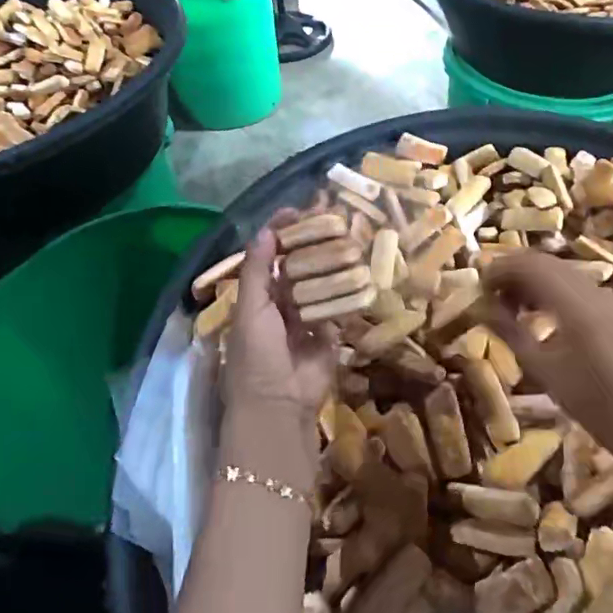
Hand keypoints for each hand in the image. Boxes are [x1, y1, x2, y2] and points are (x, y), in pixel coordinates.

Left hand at [224, 222, 335, 417]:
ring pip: (322, 283)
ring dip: (333, 262)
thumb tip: (267, 229)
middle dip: (313, 243)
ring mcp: (309, 318)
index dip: (282, 233)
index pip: (271, 256)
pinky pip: (341, 306)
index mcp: (259, 296)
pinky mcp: (332, 333)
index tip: (299, 209)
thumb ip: (257, 270)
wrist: (279, 402)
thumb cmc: (256, 354)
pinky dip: (349, 290)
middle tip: (333, 217)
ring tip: (351, 235)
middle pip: (300, 265)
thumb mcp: (250, 308)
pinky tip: (362, 267)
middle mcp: (284, 303)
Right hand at [482, 252, 612, 433]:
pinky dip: (547, 287)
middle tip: (488, 293)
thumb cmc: (588, 399)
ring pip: (557, 269)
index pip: (529, 266)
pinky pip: (570, 282)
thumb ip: (509, 331)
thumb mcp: (541, 367)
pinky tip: (534, 312)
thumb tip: (479, 307)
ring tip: (507, 304)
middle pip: (543, 261)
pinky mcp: (606, 305)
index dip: (499, 269)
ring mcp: (601, 296)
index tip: (478, 286)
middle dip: (512, 270)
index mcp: (572, 303)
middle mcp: (588, 290)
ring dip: (529, 278)